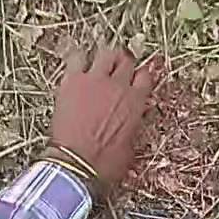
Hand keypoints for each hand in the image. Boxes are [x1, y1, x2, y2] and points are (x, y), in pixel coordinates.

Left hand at [48, 43, 161, 191]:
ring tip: (100, 68)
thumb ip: (133, 125)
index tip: (135, 82)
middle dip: (123, 66)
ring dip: (105, 59)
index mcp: (136, 102)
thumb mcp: (130, 147)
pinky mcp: (72, 81)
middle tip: (116, 73)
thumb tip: (133, 119)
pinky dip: (80, 61)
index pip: (145, 76)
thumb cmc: (105, 164)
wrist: (76, 165)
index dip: (140, 78)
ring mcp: (94, 80)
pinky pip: (77, 58)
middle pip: (127, 60)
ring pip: (106, 53)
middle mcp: (118, 85)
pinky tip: (78, 70)